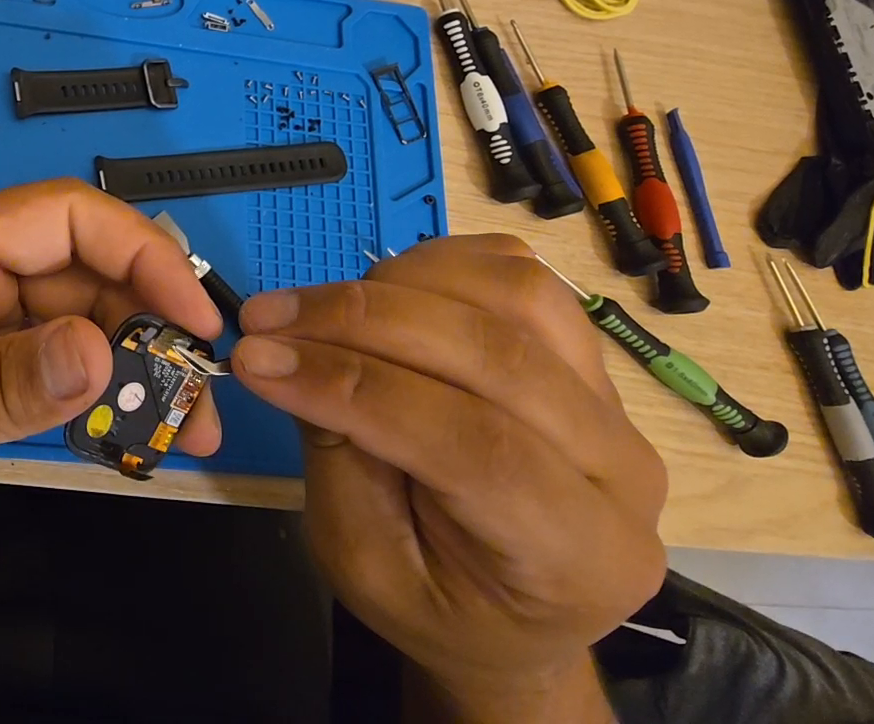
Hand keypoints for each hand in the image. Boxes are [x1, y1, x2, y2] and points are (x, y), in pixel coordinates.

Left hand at [0, 180, 223, 535]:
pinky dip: (90, 389)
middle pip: (79, 269)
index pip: (59, 217)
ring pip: (72, 319)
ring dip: (130, 363)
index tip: (192, 319)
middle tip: (196, 398)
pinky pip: (45, 362)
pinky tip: (123, 427)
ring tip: (179, 427)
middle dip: (149, 320)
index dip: (138, 250)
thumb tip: (98, 350)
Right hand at [231, 235, 666, 713]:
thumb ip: (338, 460)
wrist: (507, 610)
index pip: (469, 444)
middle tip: (262, 320)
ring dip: (394, 283)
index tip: (254, 359)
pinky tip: (374, 291)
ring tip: (315, 310)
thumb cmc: (432, 602)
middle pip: (494, 353)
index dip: (351, 387)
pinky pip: (515, 274)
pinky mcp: (583, 353)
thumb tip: (288, 358)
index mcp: (575, 553)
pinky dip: (433, 263)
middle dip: (357, 321)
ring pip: (513, 293)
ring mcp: (610, 399)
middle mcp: (618, 467)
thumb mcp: (362, 563)